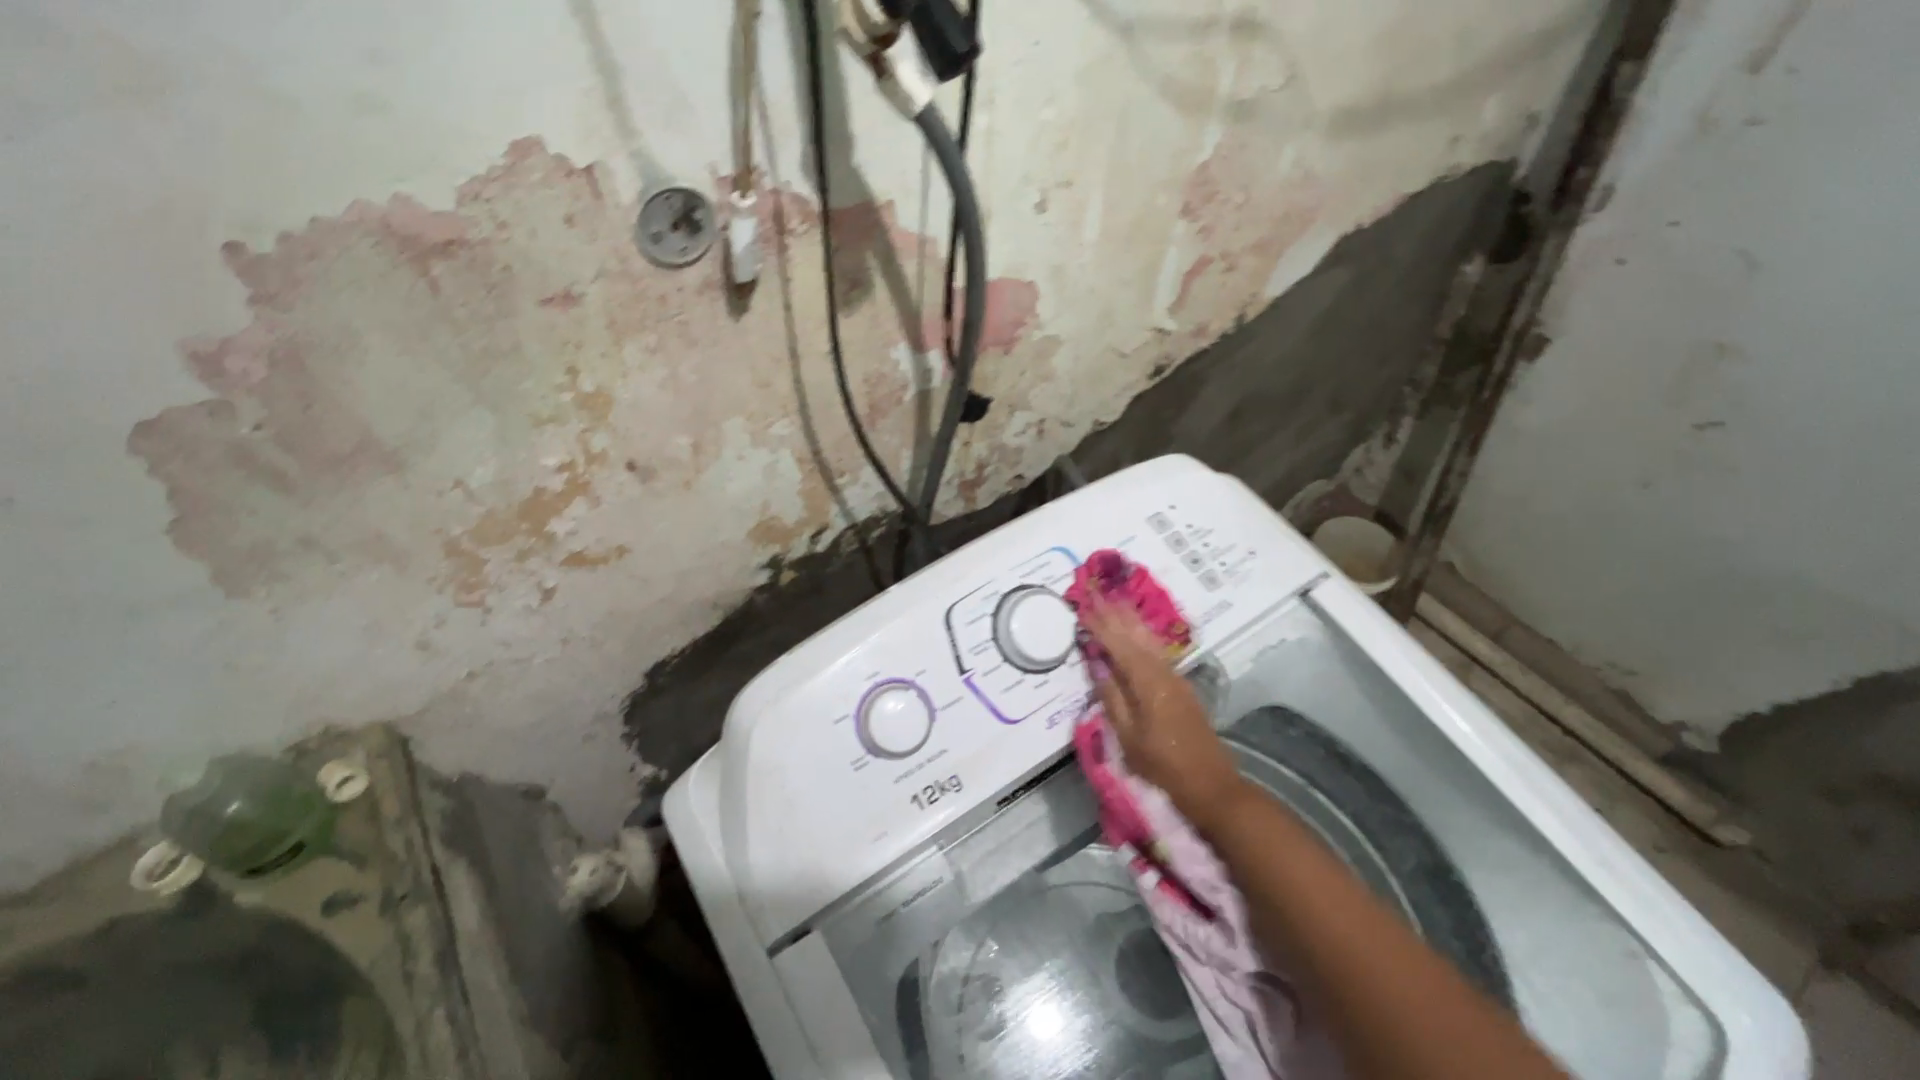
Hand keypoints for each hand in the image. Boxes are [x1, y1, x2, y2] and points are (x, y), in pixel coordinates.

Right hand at [1081, 599, 1250, 833]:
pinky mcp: (1179, 686)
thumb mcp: (1128, 736)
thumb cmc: (1162, 765)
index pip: (1117, 644)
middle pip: (1134, 634)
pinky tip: (1135, 631)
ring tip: (1112, 600)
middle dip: (1113, 612)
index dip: (1099, 624)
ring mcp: (1174, 677)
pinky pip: (1155, 650)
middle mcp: (1163, 671)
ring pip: (1147, 639)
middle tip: (1094, 590)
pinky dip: (1141, 635)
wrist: (1210, 783)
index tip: (1081, 603)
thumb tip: (1098, 664)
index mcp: (1147, 681)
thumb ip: (1112, 697)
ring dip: (1128, 619)